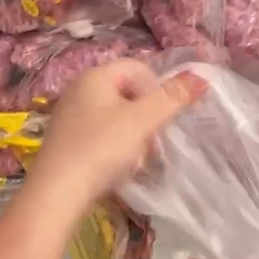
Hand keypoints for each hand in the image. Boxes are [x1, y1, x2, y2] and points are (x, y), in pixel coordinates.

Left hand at [30, 61, 204, 208]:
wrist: (58, 191)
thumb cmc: (102, 148)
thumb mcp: (142, 120)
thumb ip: (172, 97)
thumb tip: (201, 76)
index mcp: (94, 76)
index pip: (137, 67)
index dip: (157, 88)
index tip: (163, 117)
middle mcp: (78, 89)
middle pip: (127, 93)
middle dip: (146, 117)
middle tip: (151, 142)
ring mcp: (70, 115)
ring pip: (116, 117)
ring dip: (133, 136)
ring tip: (135, 159)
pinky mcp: (67, 140)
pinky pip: (101, 135)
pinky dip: (115, 148)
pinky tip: (116, 168)